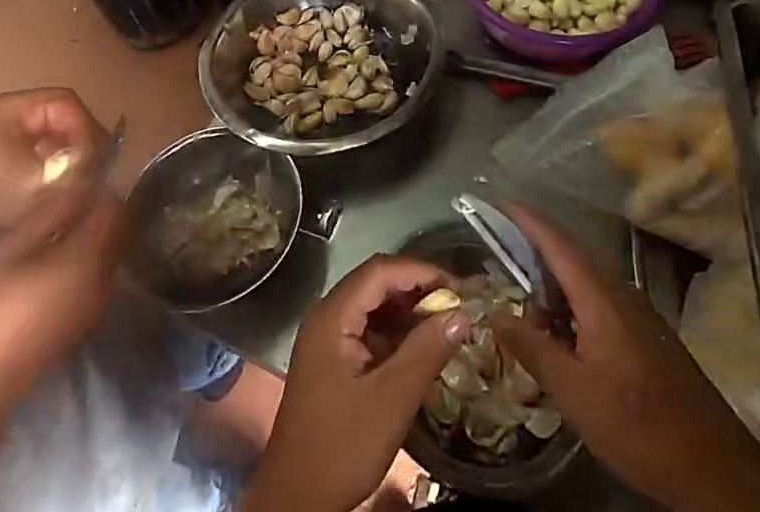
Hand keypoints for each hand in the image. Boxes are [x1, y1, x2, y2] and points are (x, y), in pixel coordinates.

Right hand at [0, 161, 130, 396]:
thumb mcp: (5, 254)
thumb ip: (46, 216)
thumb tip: (74, 185)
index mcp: (89, 260)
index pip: (114, 207)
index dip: (99, 187)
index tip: (74, 176)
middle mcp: (105, 279)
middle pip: (116, 228)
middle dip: (98, 207)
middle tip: (63, 197)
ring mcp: (98, 302)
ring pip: (108, 250)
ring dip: (91, 231)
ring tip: (53, 223)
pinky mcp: (85, 319)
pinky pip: (97, 272)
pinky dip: (84, 255)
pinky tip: (51, 257)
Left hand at [244, 256, 472, 511]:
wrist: (297, 500)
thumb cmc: (342, 446)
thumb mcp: (392, 398)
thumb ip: (427, 350)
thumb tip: (463, 313)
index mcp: (332, 317)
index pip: (380, 271)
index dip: (421, 271)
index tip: (458, 289)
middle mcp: (327, 317)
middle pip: (376, 283)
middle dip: (418, 289)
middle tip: (458, 306)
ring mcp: (328, 338)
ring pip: (374, 306)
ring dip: (410, 310)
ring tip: (447, 324)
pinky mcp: (334, 360)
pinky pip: (370, 329)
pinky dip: (398, 331)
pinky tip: (423, 347)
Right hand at [491, 204, 759, 511]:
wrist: (715, 468)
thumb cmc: (639, 427)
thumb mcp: (574, 392)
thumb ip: (532, 348)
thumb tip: (494, 314)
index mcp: (602, 299)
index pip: (559, 244)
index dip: (528, 219)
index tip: (500, 203)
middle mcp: (621, 295)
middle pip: (570, 263)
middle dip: (534, 268)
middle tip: (504, 290)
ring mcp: (638, 316)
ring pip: (584, 290)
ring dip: (553, 300)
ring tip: (530, 333)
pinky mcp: (646, 337)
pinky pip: (599, 309)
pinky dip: (572, 317)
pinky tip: (563, 350)